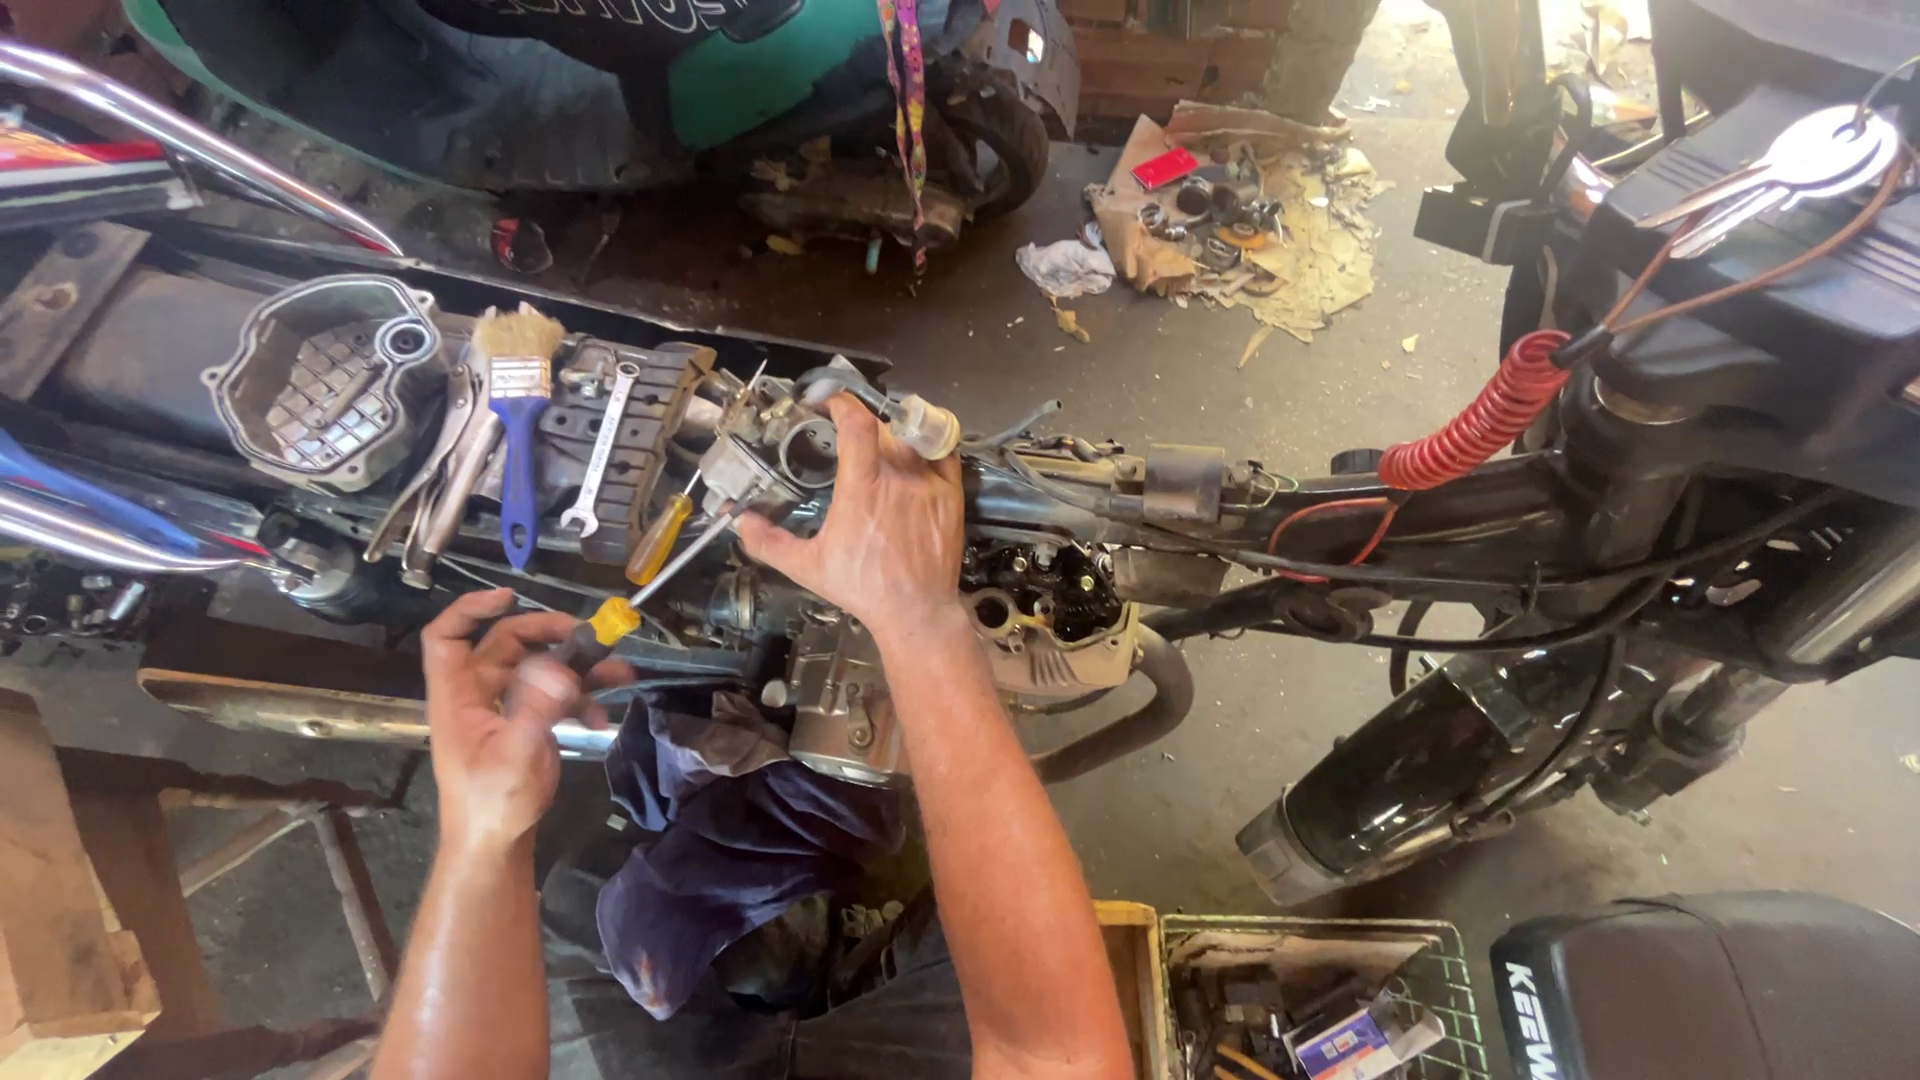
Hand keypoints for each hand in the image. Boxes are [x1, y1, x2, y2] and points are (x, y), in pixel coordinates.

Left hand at [420, 588, 631, 855]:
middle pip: (508, 643)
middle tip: (589, 634)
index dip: (470, 610)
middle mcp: (480, 694)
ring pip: (542, 667)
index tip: (509, 596)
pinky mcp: (530, 722)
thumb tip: (561, 665)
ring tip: (619, 670)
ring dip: (580, 666)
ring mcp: (507, 708)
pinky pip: (559, 695)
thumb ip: (537, 707)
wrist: (497, 843)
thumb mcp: (516, 754)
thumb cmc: (492, 801)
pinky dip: (584, 699)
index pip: (447, 638)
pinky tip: (602, 716)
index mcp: (458, 696)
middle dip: (550, 633)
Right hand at [737, 394, 967, 647]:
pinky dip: (929, 440)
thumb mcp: (807, 567)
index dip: (842, 403)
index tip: (830, 403)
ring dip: (894, 429)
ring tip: (880, 438)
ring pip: (912, 436)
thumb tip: (740, 522)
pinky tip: (917, 444)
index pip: (857, 424)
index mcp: (862, 488)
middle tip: (850, 429)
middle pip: (883, 426)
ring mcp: (929, 484)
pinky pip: (944, 450)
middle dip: (864, 421)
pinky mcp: (951, 495)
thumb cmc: (862, 587)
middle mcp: (898, 478)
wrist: (915, 610)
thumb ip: (769, 543)